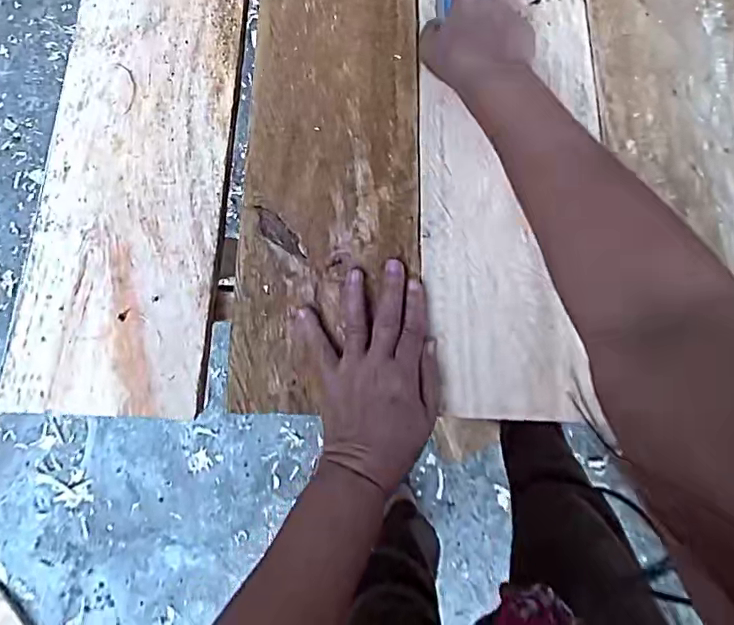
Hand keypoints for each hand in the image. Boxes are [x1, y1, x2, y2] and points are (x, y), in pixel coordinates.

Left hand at [294, 259, 440, 493]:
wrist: (359, 471)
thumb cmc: (399, 443)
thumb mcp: (428, 413)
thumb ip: (430, 375)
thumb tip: (431, 340)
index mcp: (404, 374)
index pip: (413, 330)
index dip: (416, 304)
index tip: (416, 280)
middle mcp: (377, 366)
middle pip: (387, 321)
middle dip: (391, 290)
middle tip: (392, 263)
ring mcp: (352, 370)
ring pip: (355, 327)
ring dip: (355, 298)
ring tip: (354, 273)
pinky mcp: (331, 380)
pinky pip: (319, 352)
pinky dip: (310, 331)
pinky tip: (302, 310)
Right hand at [419, 0, 536, 95]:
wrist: (494, 79)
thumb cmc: (462, 63)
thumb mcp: (430, 49)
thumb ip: (432, 32)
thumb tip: (435, 28)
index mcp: (465, 3)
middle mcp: (491, 4)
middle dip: (492, 1)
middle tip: (483, 20)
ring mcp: (512, 17)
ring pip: (511, 11)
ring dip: (504, 21)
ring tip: (495, 40)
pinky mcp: (527, 33)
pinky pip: (521, 31)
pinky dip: (515, 40)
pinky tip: (505, 55)